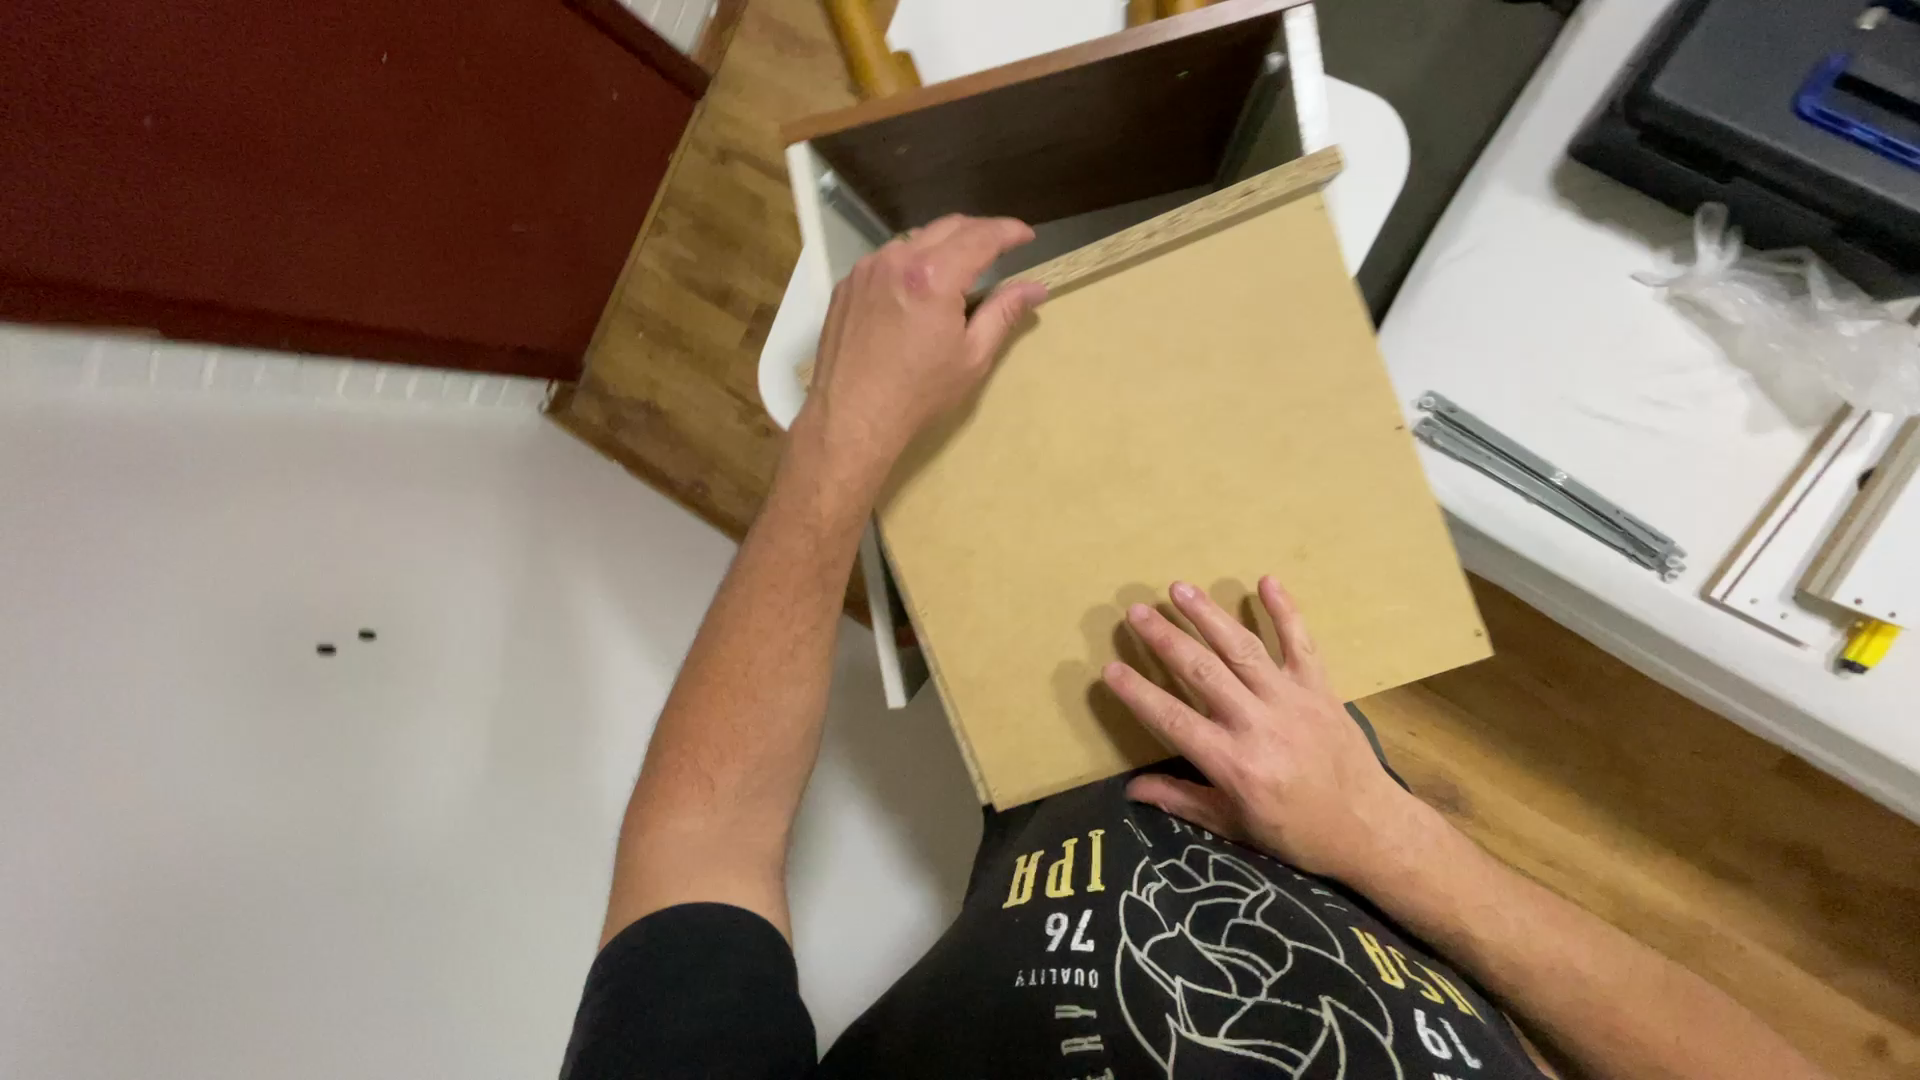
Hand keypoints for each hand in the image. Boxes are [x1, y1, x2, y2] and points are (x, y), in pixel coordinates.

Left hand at [795, 215, 1046, 482]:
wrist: (851, 418)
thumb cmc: (918, 395)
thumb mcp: (972, 357)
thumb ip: (1004, 314)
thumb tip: (1035, 289)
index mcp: (933, 276)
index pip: (980, 236)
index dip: (1008, 231)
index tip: (1026, 236)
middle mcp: (897, 260)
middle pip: (947, 227)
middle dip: (978, 232)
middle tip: (999, 249)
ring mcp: (866, 270)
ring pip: (913, 241)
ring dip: (941, 248)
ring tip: (957, 272)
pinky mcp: (847, 286)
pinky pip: (885, 261)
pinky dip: (909, 266)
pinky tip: (916, 292)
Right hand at [1102, 577, 1439, 885]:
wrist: (1371, 830)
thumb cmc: (1296, 832)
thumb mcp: (1233, 826)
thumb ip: (1181, 800)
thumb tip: (1129, 790)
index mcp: (1234, 763)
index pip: (1174, 719)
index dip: (1139, 693)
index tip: (1110, 668)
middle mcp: (1259, 725)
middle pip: (1202, 671)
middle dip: (1165, 639)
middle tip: (1136, 612)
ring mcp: (1292, 701)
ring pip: (1243, 649)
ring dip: (1209, 615)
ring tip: (1179, 588)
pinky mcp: (1320, 689)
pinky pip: (1302, 643)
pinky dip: (1285, 611)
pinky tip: (1266, 580)